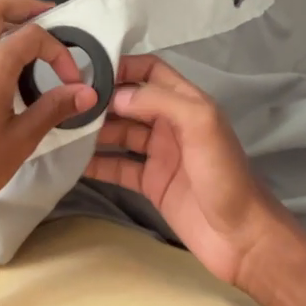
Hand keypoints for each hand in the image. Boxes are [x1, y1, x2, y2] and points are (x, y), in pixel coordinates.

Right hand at [83, 53, 289, 285]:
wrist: (241, 239)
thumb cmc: (224, 173)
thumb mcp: (200, 124)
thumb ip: (159, 101)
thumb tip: (116, 95)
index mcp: (185, 103)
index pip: (150, 70)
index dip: (124, 65)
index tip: (90, 68)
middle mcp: (170, 123)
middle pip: (130, 101)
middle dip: (102, 98)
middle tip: (67, 99)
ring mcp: (160, 154)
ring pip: (120, 132)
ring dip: (95, 129)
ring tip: (64, 127)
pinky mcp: (151, 184)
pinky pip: (119, 166)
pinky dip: (97, 163)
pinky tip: (73, 161)